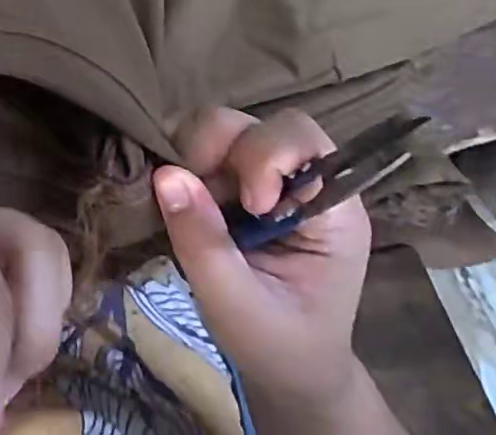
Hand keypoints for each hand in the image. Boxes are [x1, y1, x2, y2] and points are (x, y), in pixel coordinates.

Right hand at [153, 108, 395, 432]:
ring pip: (225, 126)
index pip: (302, 139)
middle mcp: (302, 177)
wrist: (285, 371)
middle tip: (198, 195)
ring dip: (195, 153)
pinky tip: (182, 196)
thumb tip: (164, 174)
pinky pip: (204, 143)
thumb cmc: (277, 345)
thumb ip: (204, 244)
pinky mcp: (237, 176)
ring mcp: (266, 173)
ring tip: (189, 201)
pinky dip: (183, 159)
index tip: (249, 207)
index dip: (265, 156)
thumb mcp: (238, 308)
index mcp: (331, 207)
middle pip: (257, 124)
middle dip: (218, 149)